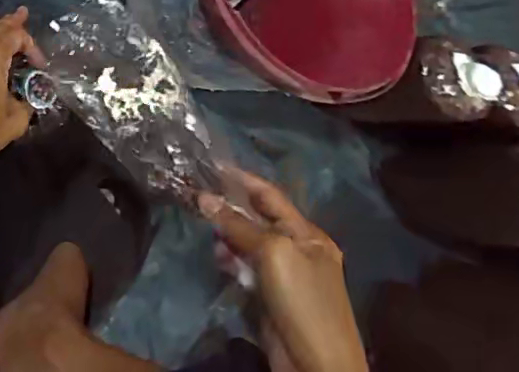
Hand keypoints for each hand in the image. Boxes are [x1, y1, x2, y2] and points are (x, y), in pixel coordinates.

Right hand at [199, 169, 366, 371]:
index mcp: (308, 234)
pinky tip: (219, 258)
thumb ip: (239, 226)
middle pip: (258, 219)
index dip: (243, 179)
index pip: (271, 196)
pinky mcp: (270, 299)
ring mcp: (285, 277)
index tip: (213, 166)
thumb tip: (204, 198)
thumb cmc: (303, 302)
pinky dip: (232, 261)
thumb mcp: (274, 254)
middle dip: (230, 208)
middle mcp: (298, 250)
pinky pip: (247, 270)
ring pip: (249, 245)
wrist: (318, 370)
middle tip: (200, 198)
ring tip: (208, 232)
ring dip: (228, 236)